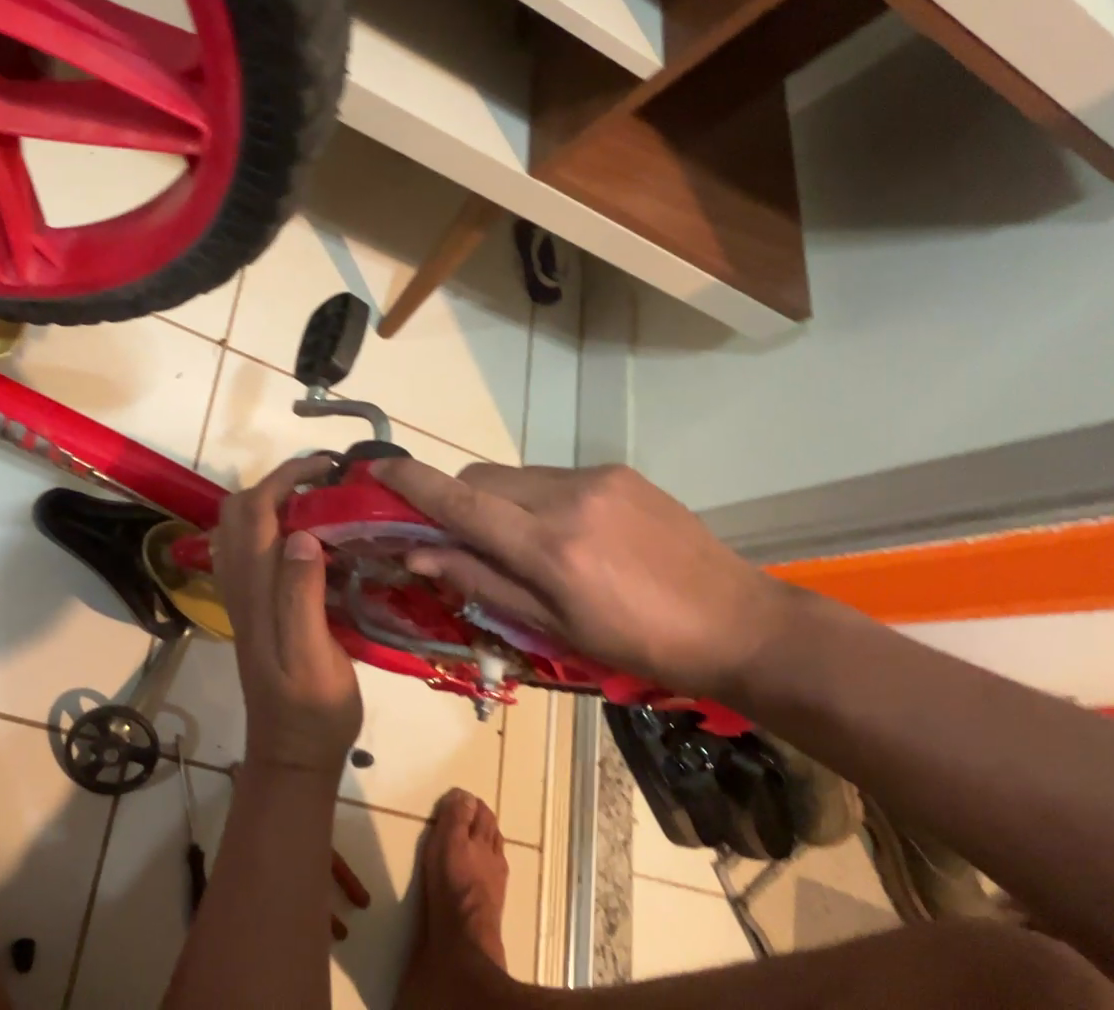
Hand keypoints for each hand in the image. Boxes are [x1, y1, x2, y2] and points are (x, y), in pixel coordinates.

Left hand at [212, 457, 362, 775]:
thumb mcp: (313, 656)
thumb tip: (299, 533)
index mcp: (255, 589)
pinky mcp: (255, 609)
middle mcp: (241, 585)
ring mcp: (244, 596)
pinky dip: (275, 527)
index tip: (330, 467)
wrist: (291, 752)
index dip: (286, 478)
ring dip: (275, 502)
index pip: (256, 510)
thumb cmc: (312, 708)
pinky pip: (253, 551)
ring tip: (323, 501)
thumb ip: (301, 595)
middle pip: (242, 511)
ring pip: (243, 529)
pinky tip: (311, 538)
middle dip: (280, 482)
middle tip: (329, 482)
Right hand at [368, 460, 800, 701]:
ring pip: (513, 476)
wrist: (739, 624)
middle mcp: (567, 498)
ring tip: (524, 544)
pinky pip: (552, 477)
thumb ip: (480, 581)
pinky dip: (536, 499)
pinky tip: (567, 534)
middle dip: (456, 500)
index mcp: (548, 547)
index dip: (411, 484)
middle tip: (460, 539)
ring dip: (497, 501)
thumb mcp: (553, 626)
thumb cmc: (638, 644)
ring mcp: (596, 478)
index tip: (375, 470)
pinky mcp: (619, 472)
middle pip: (480, 478)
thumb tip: (418, 553)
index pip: (460, 502)